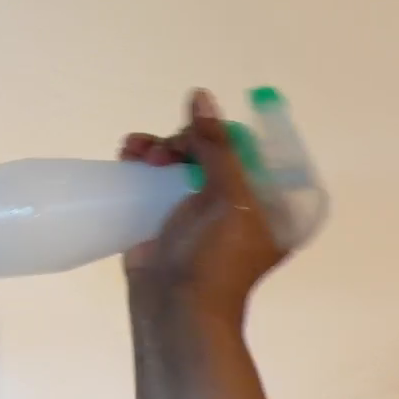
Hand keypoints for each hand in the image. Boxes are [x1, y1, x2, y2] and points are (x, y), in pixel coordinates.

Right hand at [119, 90, 286, 324]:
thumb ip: (218, 147)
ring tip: (137, 152)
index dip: (223, 135)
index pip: (252, 149)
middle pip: (210, 147)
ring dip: (156, 145)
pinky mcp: (165, 210)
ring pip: (179, 155)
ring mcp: (199, 205)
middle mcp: (238, 200)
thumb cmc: (216, 257)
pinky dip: (141, 156)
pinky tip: (127, 154)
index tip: (196, 138)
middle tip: (163, 153)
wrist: (175, 303)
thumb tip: (201, 95)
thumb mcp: (228, 199)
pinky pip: (156, 171)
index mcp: (270, 203)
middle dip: (182, 139)